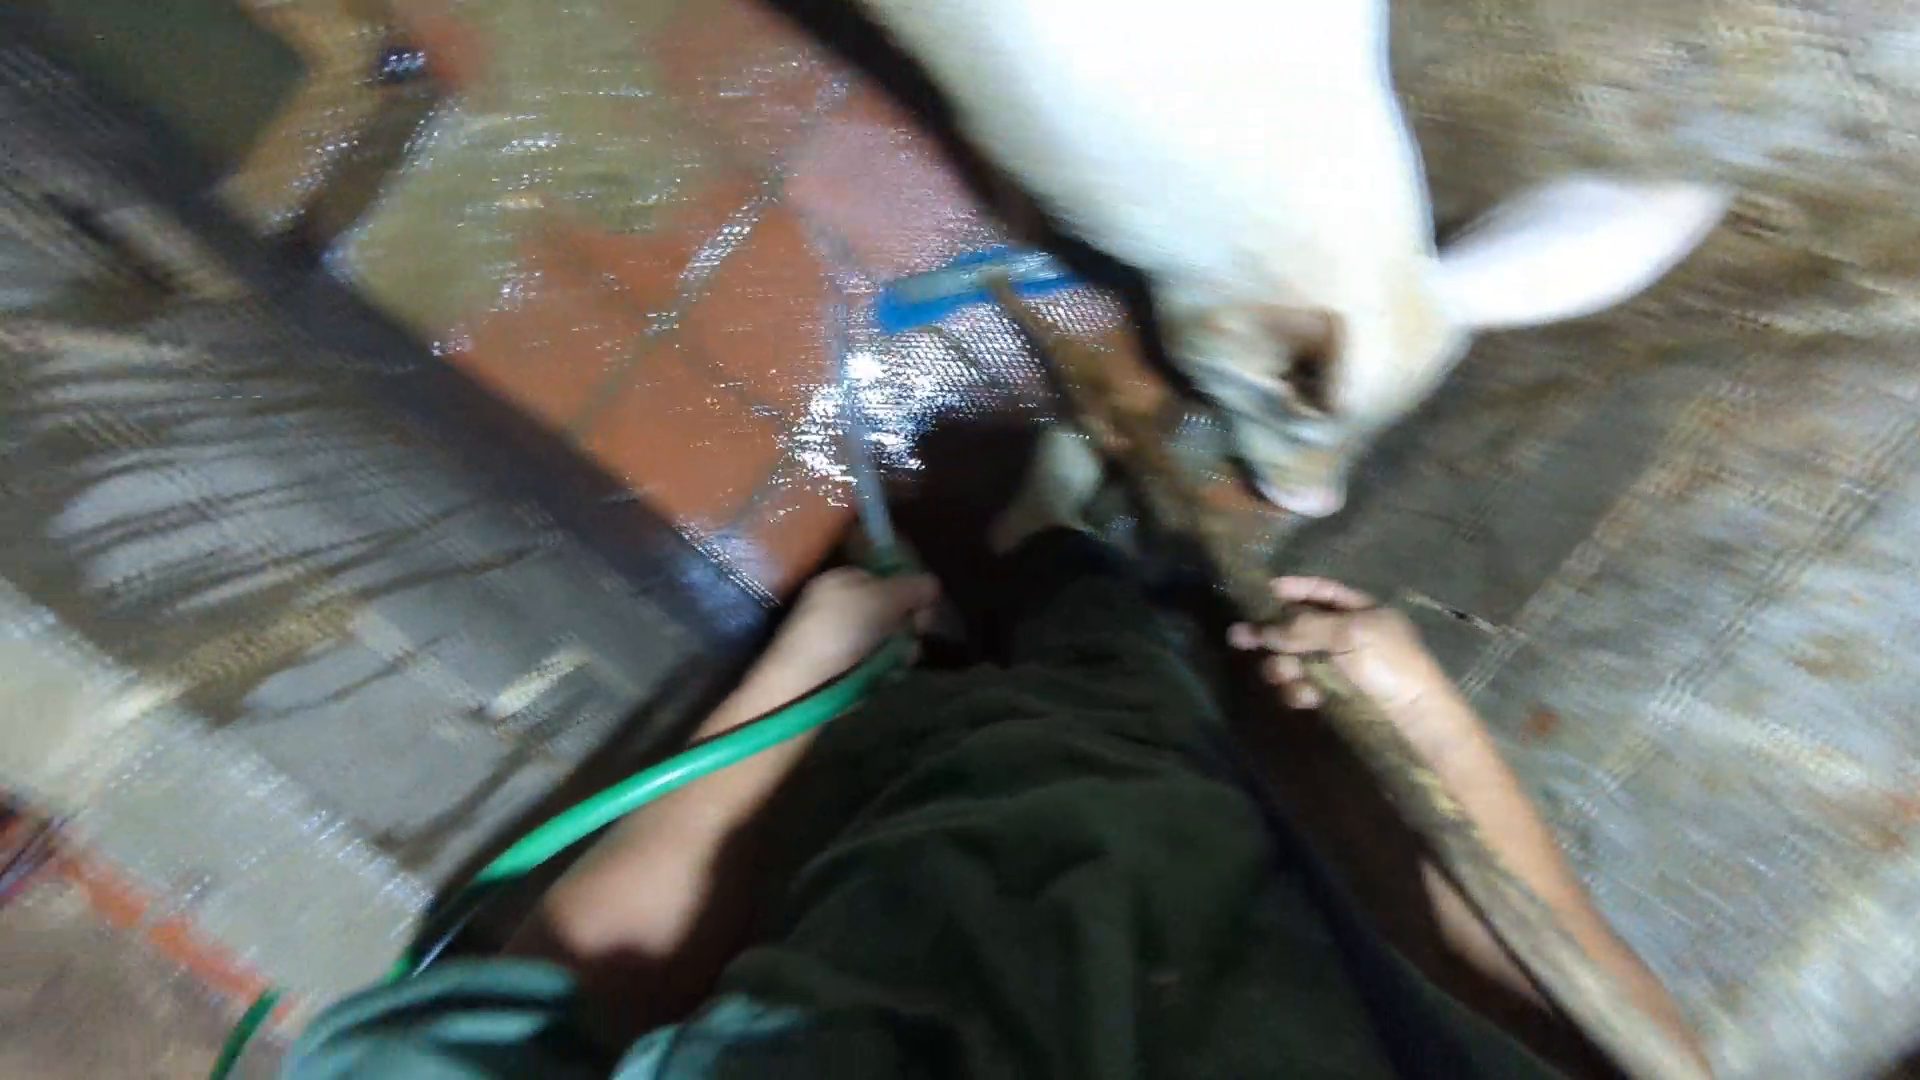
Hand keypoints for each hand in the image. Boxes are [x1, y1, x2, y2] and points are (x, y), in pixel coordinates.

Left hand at [760, 567, 940, 684]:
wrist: (804, 684)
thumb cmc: (842, 630)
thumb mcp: (881, 599)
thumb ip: (911, 587)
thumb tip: (933, 583)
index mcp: (843, 579)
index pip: (886, 574)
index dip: (909, 588)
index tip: (925, 605)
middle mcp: (841, 604)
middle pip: (891, 607)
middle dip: (909, 621)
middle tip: (916, 633)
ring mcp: (842, 637)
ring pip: (889, 636)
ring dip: (902, 647)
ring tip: (901, 659)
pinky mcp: (845, 666)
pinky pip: (879, 659)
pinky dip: (888, 665)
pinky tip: (890, 673)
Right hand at [1229, 577, 1462, 733]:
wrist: (1416, 720)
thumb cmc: (1391, 665)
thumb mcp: (1350, 633)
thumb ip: (1302, 626)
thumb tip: (1257, 629)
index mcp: (1358, 611)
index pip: (1320, 590)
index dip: (1291, 588)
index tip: (1260, 590)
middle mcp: (1344, 635)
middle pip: (1295, 626)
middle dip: (1272, 634)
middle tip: (1239, 638)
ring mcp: (1335, 667)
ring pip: (1290, 658)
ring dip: (1281, 667)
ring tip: (1284, 676)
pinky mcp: (1328, 695)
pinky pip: (1298, 686)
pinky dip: (1295, 691)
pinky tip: (1305, 697)